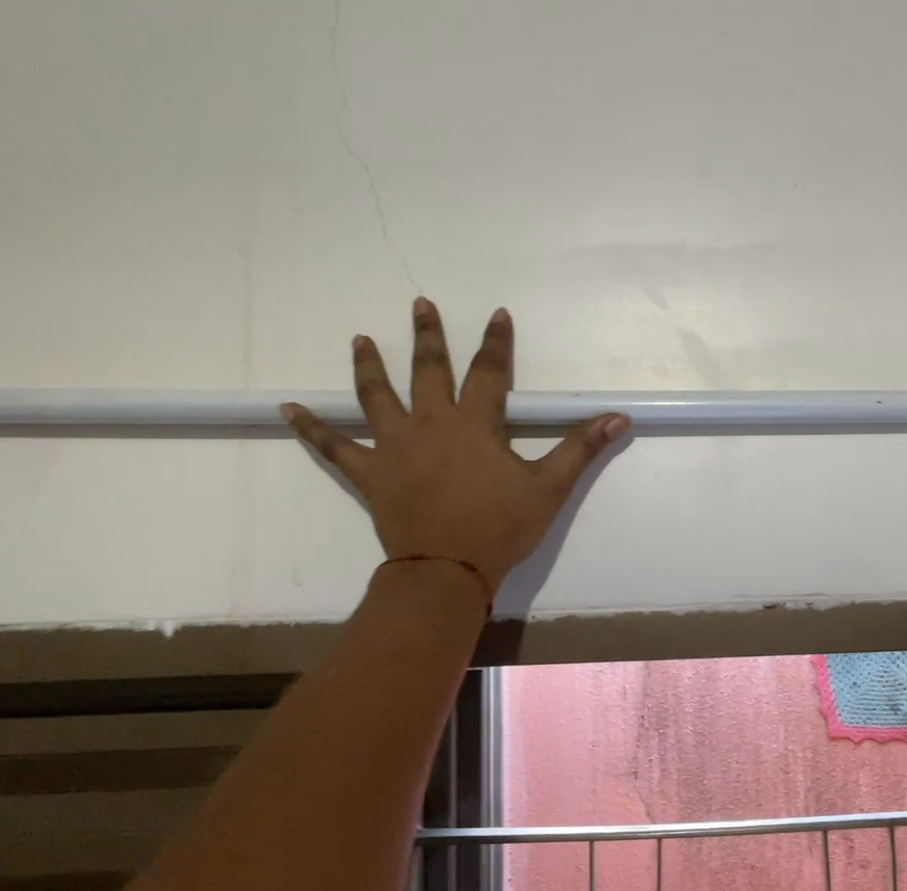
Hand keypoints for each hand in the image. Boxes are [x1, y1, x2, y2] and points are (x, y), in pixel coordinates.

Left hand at [280, 297, 629, 591]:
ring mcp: (395, 448)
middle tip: (418, 303)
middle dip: (427, 336)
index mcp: (475, 425)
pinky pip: (334, 448)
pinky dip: (311, 429)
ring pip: (378, 397)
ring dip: (369, 366)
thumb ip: (581, 449)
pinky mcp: (371, 474)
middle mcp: (431, 424)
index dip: (496, 342)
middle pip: (428, 371)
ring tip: (360, 340)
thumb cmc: (501, 528)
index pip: (489, 372)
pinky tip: (287, 409)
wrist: (448, 571)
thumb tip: (619, 418)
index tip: (497, 313)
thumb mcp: (549, 488)